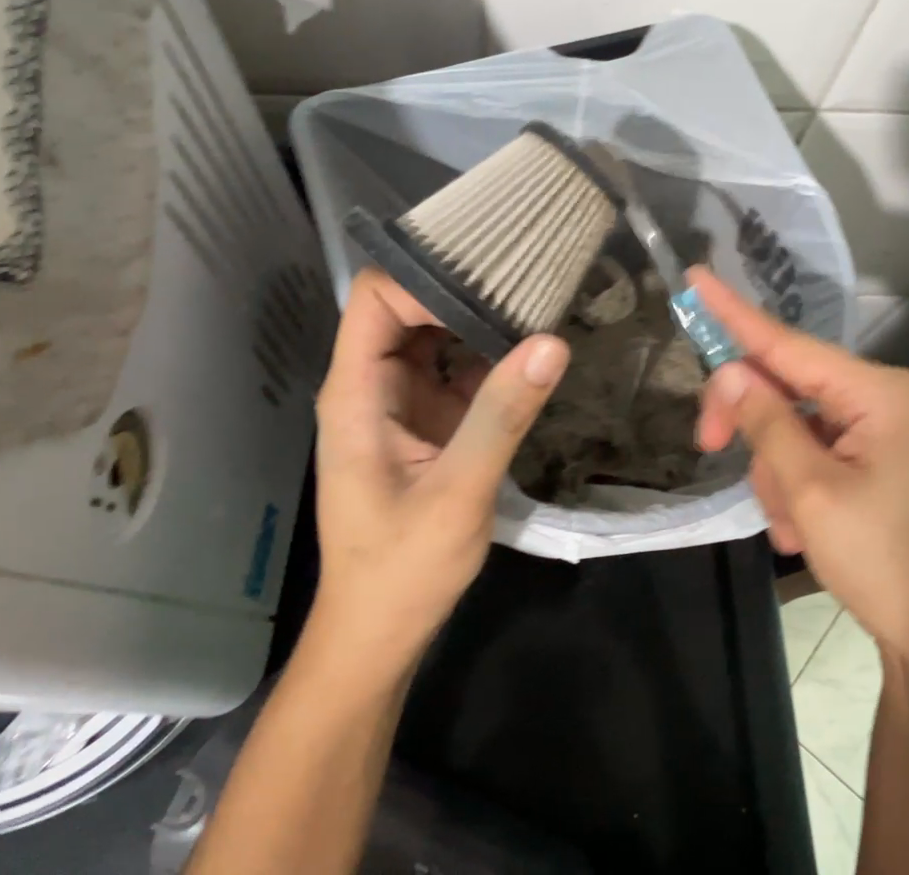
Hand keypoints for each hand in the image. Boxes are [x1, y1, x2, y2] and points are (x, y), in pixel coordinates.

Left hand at [310, 268, 567, 666]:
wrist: (380, 630)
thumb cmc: (403, 569)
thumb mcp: (458, 493)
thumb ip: (502, 416)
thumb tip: (552, 342)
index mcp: (356, 393)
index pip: (377, 298)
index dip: (428, 277)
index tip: (494, 284)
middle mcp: (372, 386)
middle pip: (408, 308)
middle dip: (463, 290)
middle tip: (532, 282)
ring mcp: (399, 404)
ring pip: (435, 338)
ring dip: (481, 323)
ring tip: (542, 305)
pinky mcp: (426, 425)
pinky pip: (455, 373)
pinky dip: (490, 359)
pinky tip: (532, 354)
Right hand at [692, 268, 908, 660]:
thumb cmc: (880, 558)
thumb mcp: (810, 489)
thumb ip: (766, 423)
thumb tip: (728, 371)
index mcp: (878, 392)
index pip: (789, 344)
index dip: (735, 314)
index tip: (695, 278)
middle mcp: (883, 399)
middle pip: (787, 388)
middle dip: (752, 428)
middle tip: (706, 448)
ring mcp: (882, 432)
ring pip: (794, 429)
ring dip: (776, 474)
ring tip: (790, 527)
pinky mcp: (877, 463)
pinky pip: (815, 456)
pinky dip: (796, 489)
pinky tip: (802, 533)